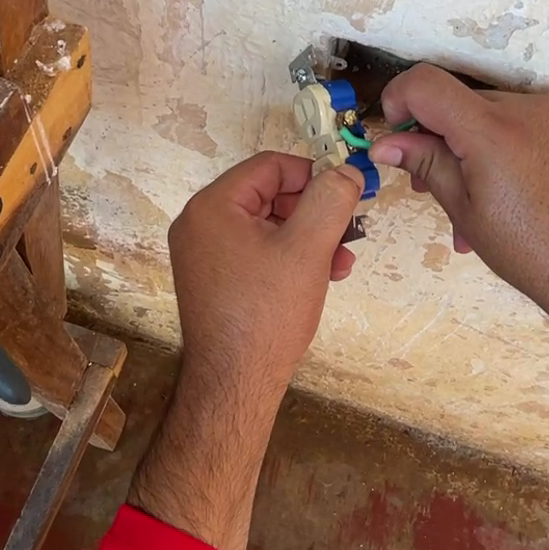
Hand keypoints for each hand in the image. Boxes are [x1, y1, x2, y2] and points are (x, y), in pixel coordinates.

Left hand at [132, 153, 363, 549]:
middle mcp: (199, 225)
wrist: (235, 383)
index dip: (313, 175)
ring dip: (308, 239)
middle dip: (314, 213)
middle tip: (349, 233)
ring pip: (267, 227)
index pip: (269, 167)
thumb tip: (347, 171)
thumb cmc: (268, 312)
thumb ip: (331, 200)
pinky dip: (289, 259)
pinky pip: (256, 253)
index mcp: (212, 206)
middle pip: (268, 196)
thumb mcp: (308, 247)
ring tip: (342, 262)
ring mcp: (203, 255)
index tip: (347, 195)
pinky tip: (322, 277)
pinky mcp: (214, 281)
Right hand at [372, 65, 548, 443]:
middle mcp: (524, 107)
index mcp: (490, 129)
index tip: (395, 135)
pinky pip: (520, 128)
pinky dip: (499, 152)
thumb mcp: (468, 212)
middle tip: (430, 189)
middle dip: (434, 138)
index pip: (424, 83)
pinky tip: (504, 199)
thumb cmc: (536, 253)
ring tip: (470, 209)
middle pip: (457, 102)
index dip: (398, 100)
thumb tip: (388, 143)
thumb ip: (428, 165)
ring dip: (467, 150)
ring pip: (488, 119)